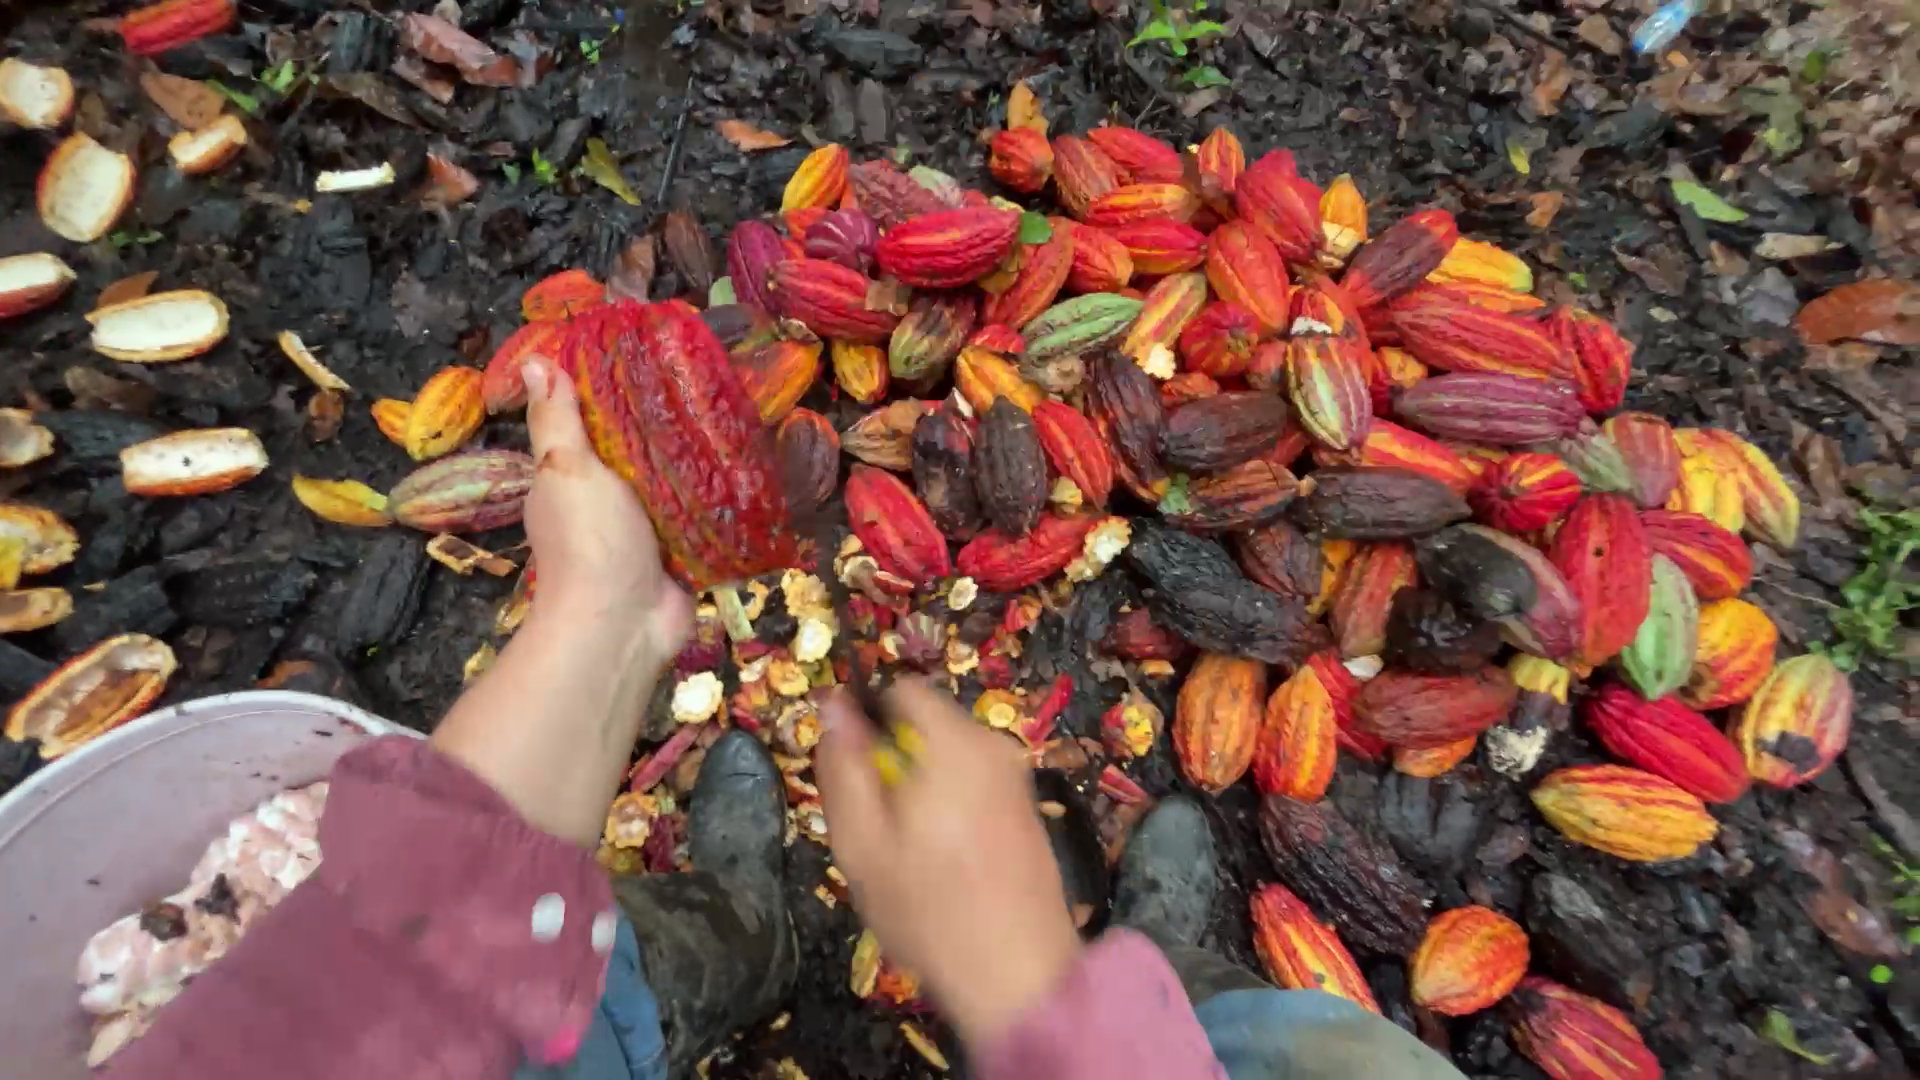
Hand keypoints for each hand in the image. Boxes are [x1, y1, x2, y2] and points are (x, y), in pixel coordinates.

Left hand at [429, 357, 694, 844]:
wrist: (624, 623)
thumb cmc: (590, 541)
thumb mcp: (567, 471)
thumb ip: (559, 423)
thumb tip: (535, 362)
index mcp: (575, 476)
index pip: (598, 423)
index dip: (621, 391)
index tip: (654, 357)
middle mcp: (611, 500)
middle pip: (643, 452)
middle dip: (670, 424)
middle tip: (710, 383)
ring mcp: (650, 529)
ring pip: (678, 483)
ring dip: (700, 461)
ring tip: (736, 417)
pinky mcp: (685, 551)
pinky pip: (705, 516)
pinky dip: (720, 498)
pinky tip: (748, 469)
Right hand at [815, 680, 1082, 1048]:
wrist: (1020, 974)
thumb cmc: (929, 910)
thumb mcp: (863, 844)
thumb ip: (844, 767)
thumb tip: (833, 706)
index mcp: (953, 743)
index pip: (902, 690)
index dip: (870, 719)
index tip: (858, 769)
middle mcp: (992, 745)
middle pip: (924, 723)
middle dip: (895, 759)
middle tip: (881, 823)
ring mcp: (1015, 774)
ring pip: (947, 752)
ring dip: (921, 783)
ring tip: (912, 847)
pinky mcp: (1026, 802)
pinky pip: (974, 777)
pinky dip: (951, 799)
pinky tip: (946, 856)